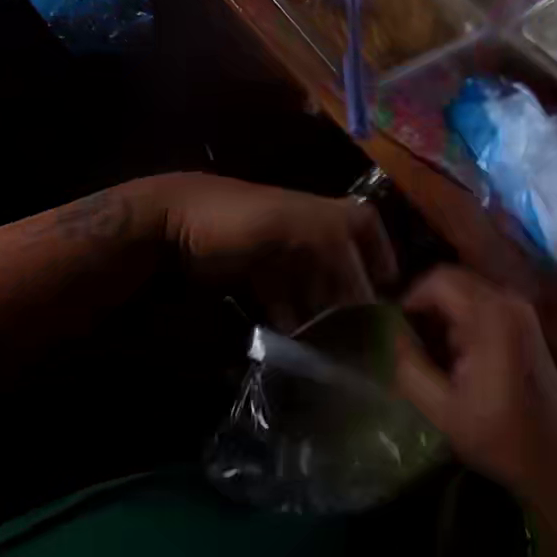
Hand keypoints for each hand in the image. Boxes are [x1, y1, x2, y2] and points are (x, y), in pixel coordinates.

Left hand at [131, 173, 396, 328]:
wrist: (166, 227)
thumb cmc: (234, 219)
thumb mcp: (290, 222)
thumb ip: (333, 244)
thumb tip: (366, 290)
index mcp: (316, 210)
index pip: (362, 225)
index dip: (379, 252)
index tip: (390, 291)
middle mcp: (300, 230)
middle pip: (337, 261)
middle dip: (351, 293)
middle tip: (362, 334)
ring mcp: (273, 253)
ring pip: (310, 283)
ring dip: (322, 311)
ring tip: (333, 347)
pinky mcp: (249, 275)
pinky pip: (280, 297)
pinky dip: (290, 318)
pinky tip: (295, 342)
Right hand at [393, 267, 556, 514]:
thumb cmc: (501, 437)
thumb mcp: (442, 409)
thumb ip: (409, 367)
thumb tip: (391, 335)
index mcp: (491, 315)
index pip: (439, 279)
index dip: (411, 297)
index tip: (395, 328)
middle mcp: (509, 300)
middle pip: (454, 280)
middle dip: (426, 306)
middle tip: (409, 341)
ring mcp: (521, 310)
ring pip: (467, 292)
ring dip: (444, 315)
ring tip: (430, 354)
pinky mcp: (525, 323)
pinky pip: (483, 305)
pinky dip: (462, 320)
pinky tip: (456, 358)